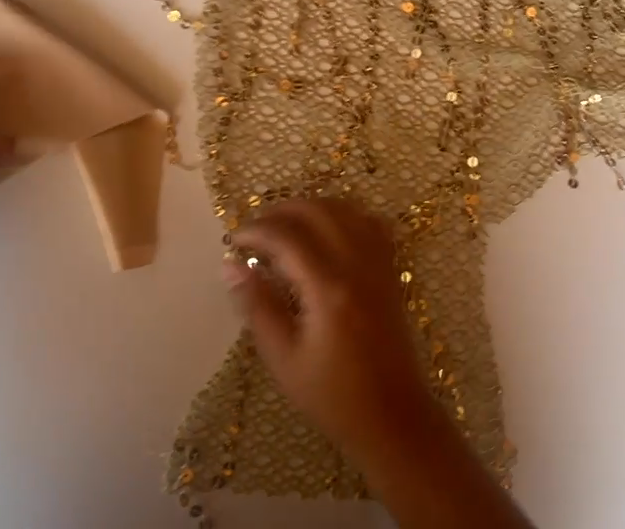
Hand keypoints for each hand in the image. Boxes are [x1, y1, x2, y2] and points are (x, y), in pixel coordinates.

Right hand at [225, 199, 443, 461]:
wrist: (393, 417)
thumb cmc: (332, 396)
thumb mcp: (283, 358)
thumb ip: (257, 305)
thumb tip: (231, 265)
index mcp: (329, 287)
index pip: (287, 236)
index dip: (255, 230)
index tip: (232, 242)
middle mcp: (358, 265)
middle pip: (317, 210)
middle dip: (279, 211)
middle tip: (254, 232)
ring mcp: (379, 264)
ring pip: (345, 209)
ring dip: (310, 208)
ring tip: (283, 228)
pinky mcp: (391, 271)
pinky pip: (369, 223)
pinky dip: (344, 216)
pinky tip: (326, 234)